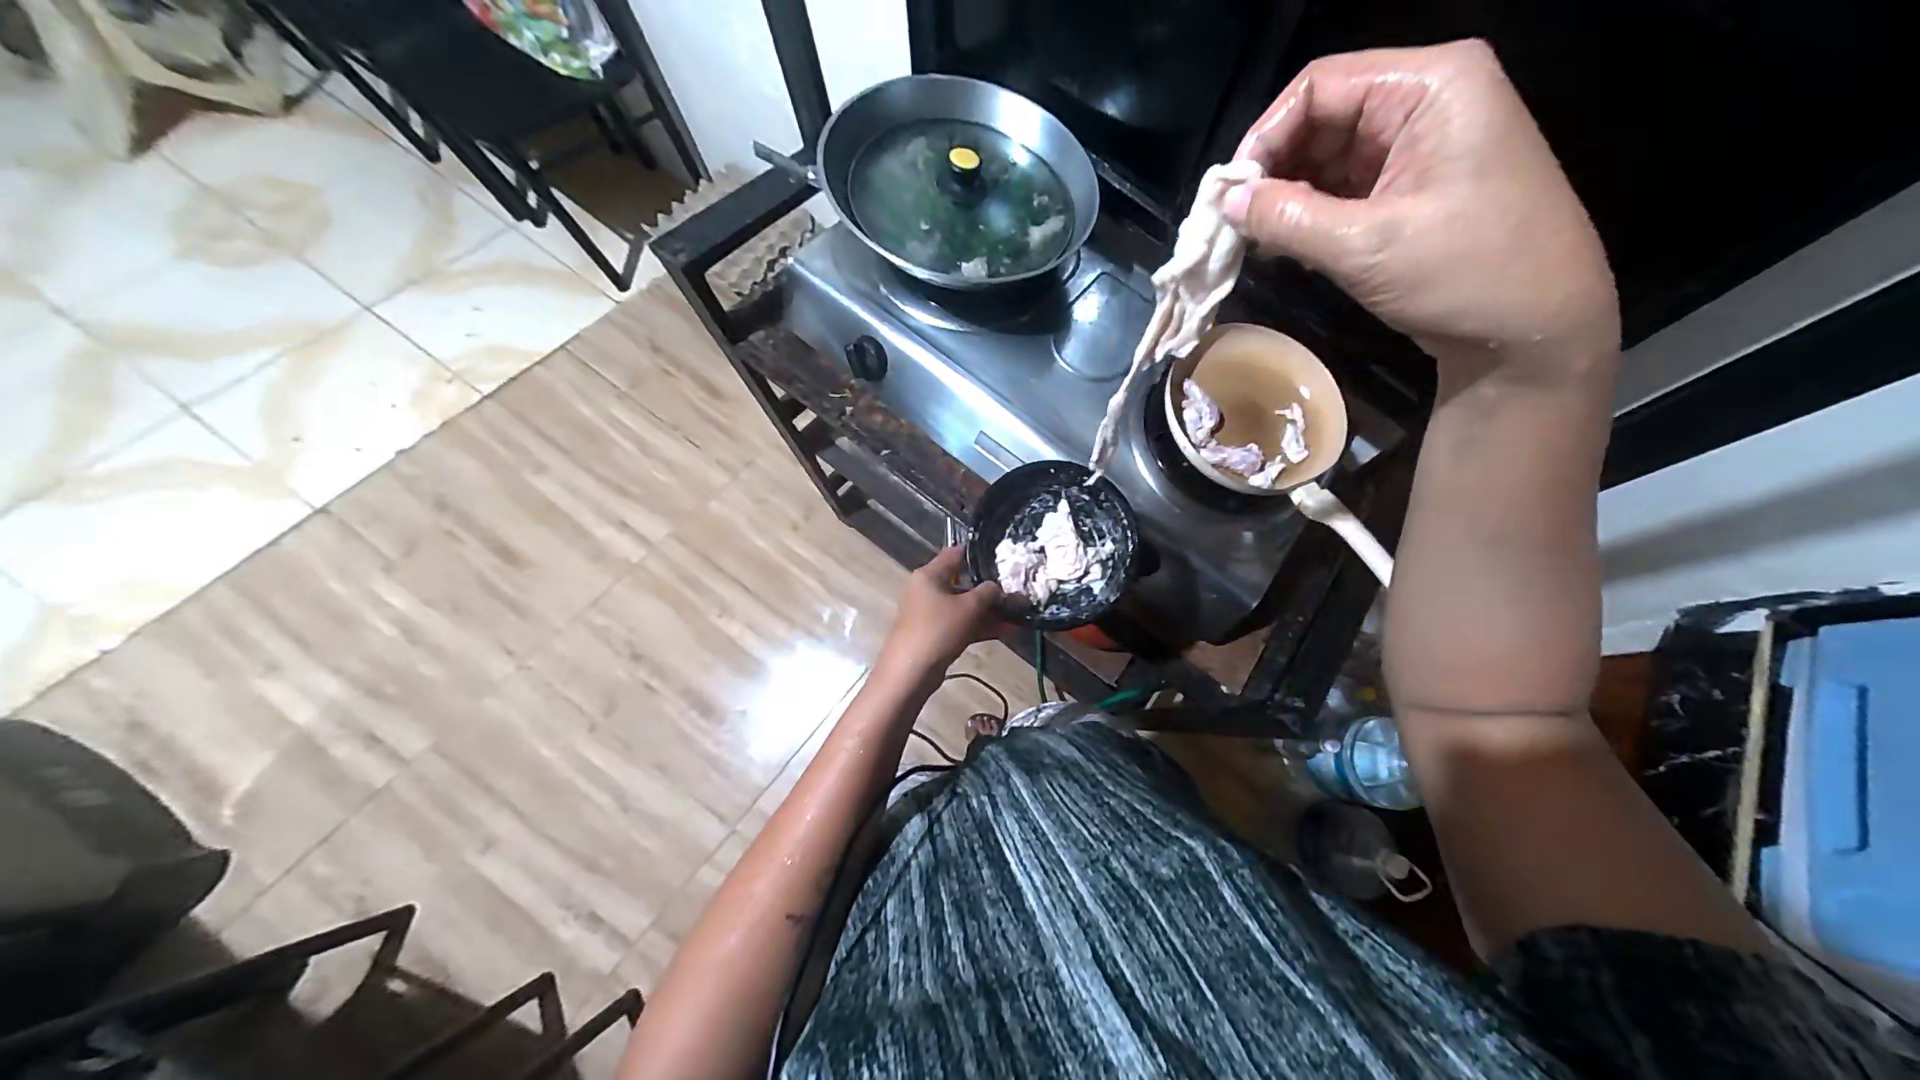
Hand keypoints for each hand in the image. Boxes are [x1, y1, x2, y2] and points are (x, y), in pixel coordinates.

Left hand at [876, 547, 1005, 676]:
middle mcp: (927, 590)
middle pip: (962, 582)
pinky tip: (1008, 630)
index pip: (955, 553)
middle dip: (989, 589)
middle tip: (1015, 589)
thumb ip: (988, 592)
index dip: (979, 554)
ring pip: (964, 606)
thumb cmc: (938, 629)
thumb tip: (997, 587)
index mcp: (929, 575)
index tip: (1002, 558)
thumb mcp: (968, 607)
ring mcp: (931, 613)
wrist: (911, 671)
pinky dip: (981, 626)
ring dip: (989, 610)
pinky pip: (962, 624)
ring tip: (1018, 613)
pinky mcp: (936, 633)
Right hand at [1227, 41, 1618, 382]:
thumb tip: (1225, 201)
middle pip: (1322, 117)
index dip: (1265, 135)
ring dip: (1288, 196)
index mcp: (1431, 85)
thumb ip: (1287, 218)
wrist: (1533, 330)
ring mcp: (1420, 145)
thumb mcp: (1364, 245)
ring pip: (1328, 156)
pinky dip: (1310, 214)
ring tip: (1256, 238)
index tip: (1230, 193)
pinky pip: (1344, 187)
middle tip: (1235, 222)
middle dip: (1274, 169)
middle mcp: (1426, 101)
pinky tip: (1287, 244)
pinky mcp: (1411, 186)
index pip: (1320, 85)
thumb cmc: (1464, 273)